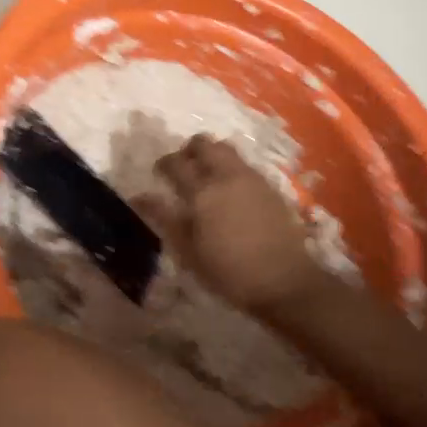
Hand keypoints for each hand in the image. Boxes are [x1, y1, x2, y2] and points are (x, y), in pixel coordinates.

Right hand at [146, 134, 324, 313]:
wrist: (286, 283)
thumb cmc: (229, 271)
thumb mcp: (188, 250)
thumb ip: (164, 218)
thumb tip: (139, 196)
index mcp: (202, 192)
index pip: (176, 162)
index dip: (163, 164)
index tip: (158, 174)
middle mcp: (227, 176)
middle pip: (205, 144)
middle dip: (189, 150)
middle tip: (184, 169)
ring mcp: (252, 180)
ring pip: (227, 150)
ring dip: (213, 157)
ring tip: (207, 179)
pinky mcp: (271, 189)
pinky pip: (245, 166)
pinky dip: (232, 169)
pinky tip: (231, 194)